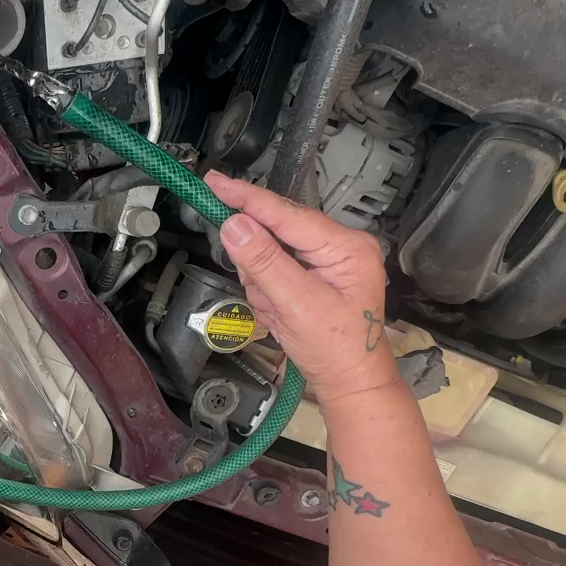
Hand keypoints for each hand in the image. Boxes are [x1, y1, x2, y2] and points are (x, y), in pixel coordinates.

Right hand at [205, 172, 402, 405]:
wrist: (351, 383)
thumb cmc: (335, 348)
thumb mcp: (295, 305)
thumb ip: (263, 262)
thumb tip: (234, 225)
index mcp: (345, 246)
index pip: (286, 214)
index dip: (247, 198)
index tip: (214, 182)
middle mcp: (338, 246)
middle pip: (276, 234)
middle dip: (259, 269)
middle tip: (266, 298)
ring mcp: (325, 262)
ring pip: (269, 256)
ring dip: (263, 286)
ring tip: (279, 315)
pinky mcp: (313, 276)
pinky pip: (273, 273)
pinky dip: (267, 294)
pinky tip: (280, 314)